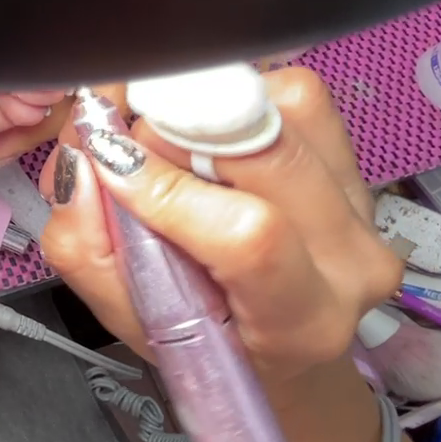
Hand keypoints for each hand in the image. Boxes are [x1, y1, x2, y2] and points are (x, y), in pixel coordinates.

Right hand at [38, 68, 398, 388]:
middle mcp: (348, 258)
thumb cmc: (199, 340)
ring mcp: (362, 204)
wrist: (282, 346)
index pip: (247, 234)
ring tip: (164, 149)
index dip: (166, 188)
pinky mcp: (355, 160)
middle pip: (262, 147)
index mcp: (297, 318)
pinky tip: (205, 141)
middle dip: (168, 129)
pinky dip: (230, 101)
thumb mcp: (123, 314)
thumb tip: (78, 160)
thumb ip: (84, 245)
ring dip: (197, 114)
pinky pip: (293, 95)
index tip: (106, 160)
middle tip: (121, 142)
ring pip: (277, 107)